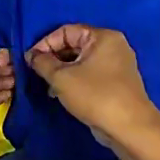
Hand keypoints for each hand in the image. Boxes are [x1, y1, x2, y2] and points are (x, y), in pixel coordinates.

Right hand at [26, 25, 159, 145]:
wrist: (129, 127)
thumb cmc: (94, 95)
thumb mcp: (61, 77)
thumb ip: (42, 62)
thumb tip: (32, 56)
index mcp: (102, 37)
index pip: (65, 31)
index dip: (45, 44)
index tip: (30, 60)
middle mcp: (113, 45)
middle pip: (74, 44)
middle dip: (53, 58)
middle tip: (37, 73)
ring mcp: (117, 64)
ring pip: (80, 61)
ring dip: (61, 71)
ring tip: (48, 86)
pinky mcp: (116, 81)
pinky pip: (89, 73)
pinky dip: (74, 79)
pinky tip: (61, 94)